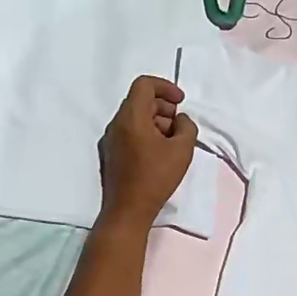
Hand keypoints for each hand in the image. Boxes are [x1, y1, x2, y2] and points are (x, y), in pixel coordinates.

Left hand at [98, 75, 198, 232]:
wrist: (127, 211)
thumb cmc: (155, 178)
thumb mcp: (182, 150)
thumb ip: (187, 127)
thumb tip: (180, 120)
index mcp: (130, 117)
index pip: (144, 84)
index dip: (165, 87)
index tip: (181, 102)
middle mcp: (116, 124)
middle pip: (139, 100)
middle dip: (163, 106)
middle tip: (179, 124)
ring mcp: (109, 140)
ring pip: (134, 117)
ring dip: (155, 121)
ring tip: (172, 141)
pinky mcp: (110, 154)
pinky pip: (129, 132)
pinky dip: (145, 133)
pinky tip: (159, 153)